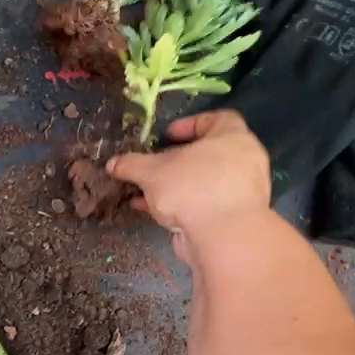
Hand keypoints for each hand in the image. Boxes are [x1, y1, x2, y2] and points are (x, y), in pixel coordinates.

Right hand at [107, 110, 270, 263]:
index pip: (218, 119)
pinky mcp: (232, 213)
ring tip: (147, 190)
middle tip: (154, 164)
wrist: (223, 235)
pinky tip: (153, 209)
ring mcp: (240, 188)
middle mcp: (242, 159)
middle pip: (207, 152)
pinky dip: (180, 202)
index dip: (190, 124)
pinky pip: (203, 200)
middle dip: (177, 159)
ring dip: (175, 183)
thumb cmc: (192, 188)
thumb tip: (112, 163)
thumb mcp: (150, 172)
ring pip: (203, 179)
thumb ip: (130, 164)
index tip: (167, 135)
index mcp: (232, 138)